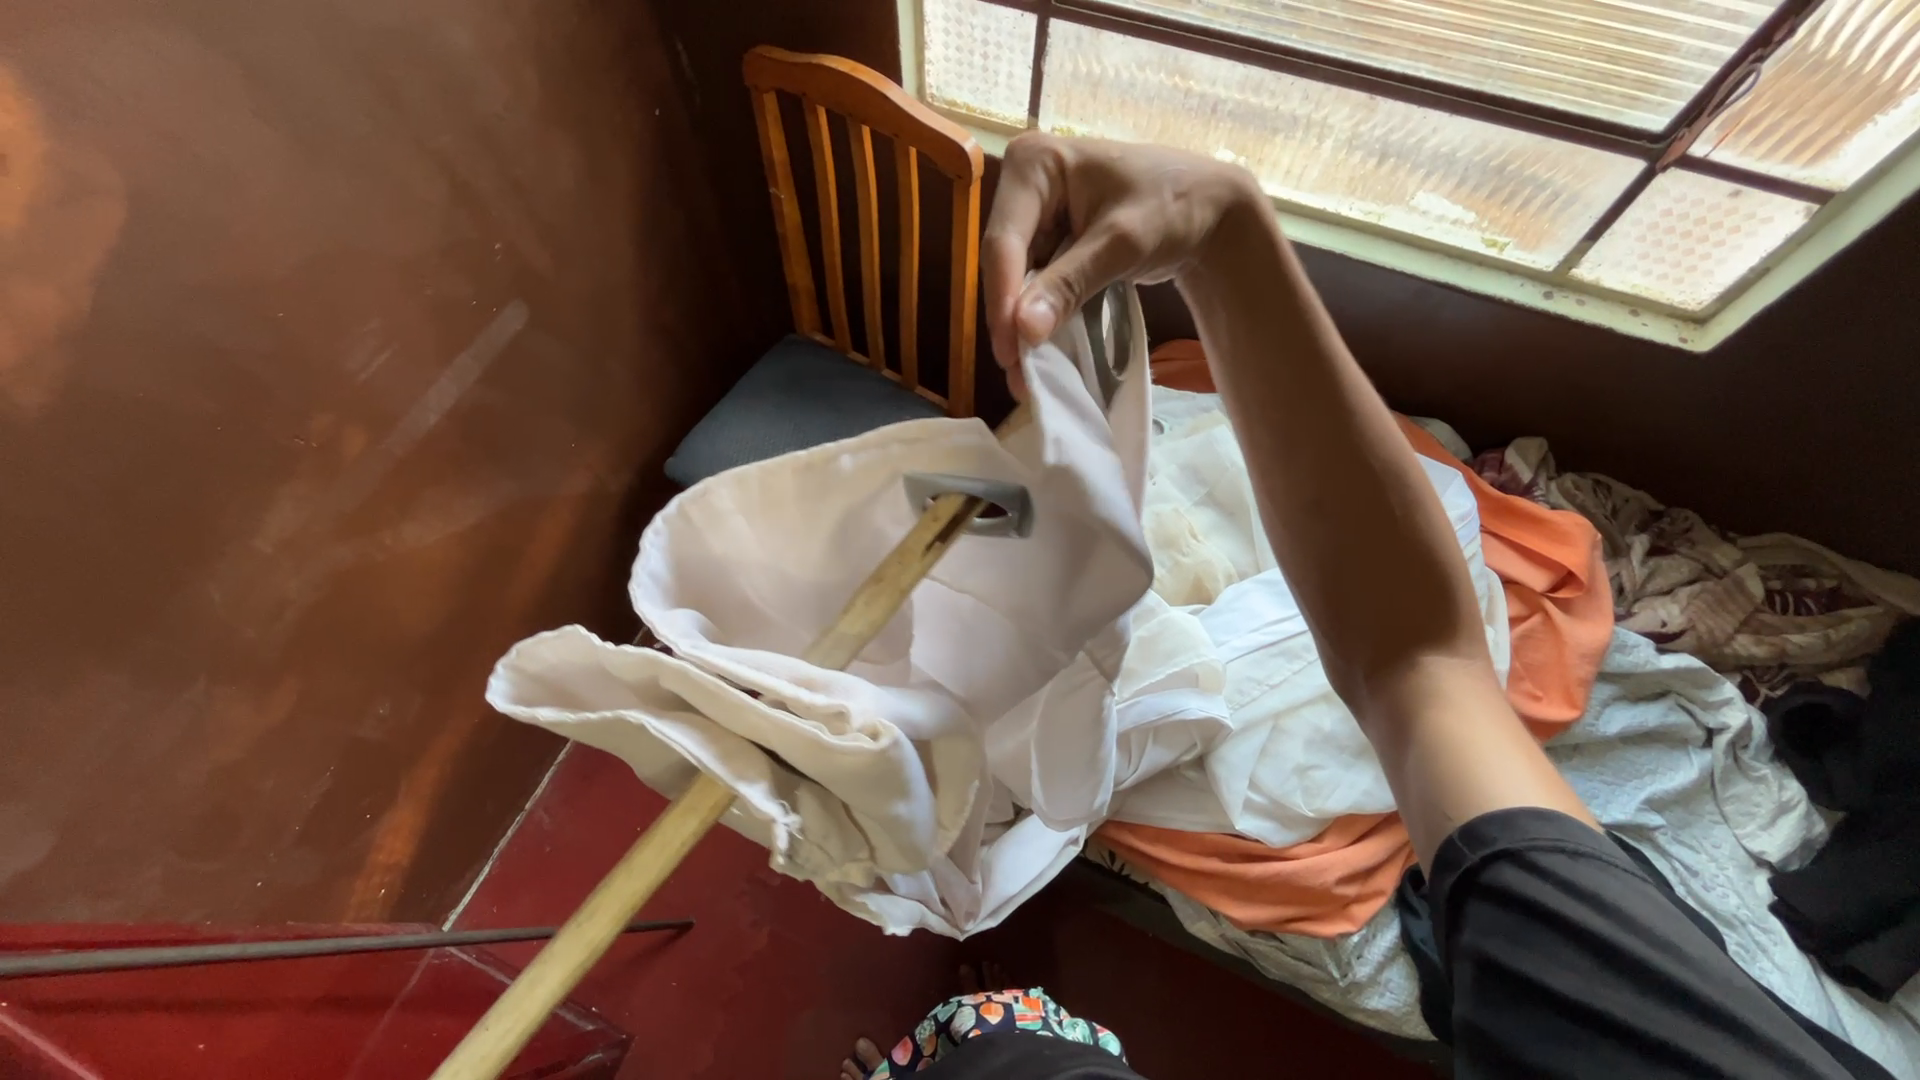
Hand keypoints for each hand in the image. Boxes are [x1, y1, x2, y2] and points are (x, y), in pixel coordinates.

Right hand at [982, 133, 1260, 397]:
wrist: (1209, 210)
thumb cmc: (1172, 206)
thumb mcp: (1121, 243)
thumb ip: (1070, 283)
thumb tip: (1024, 330)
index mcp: (1034, 163)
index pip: (1005, 241)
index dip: (1004, 298)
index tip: (1010, 350)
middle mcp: (1022, 185)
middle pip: (1003, 263)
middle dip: (1009, 319)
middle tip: (1017, 373)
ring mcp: (1033, 216)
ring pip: (1014, 280)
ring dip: (1019, 327)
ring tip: (1025, 375)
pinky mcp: (1047, 242)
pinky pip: (1034, 285)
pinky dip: (1038, 318)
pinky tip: (1040, 354)